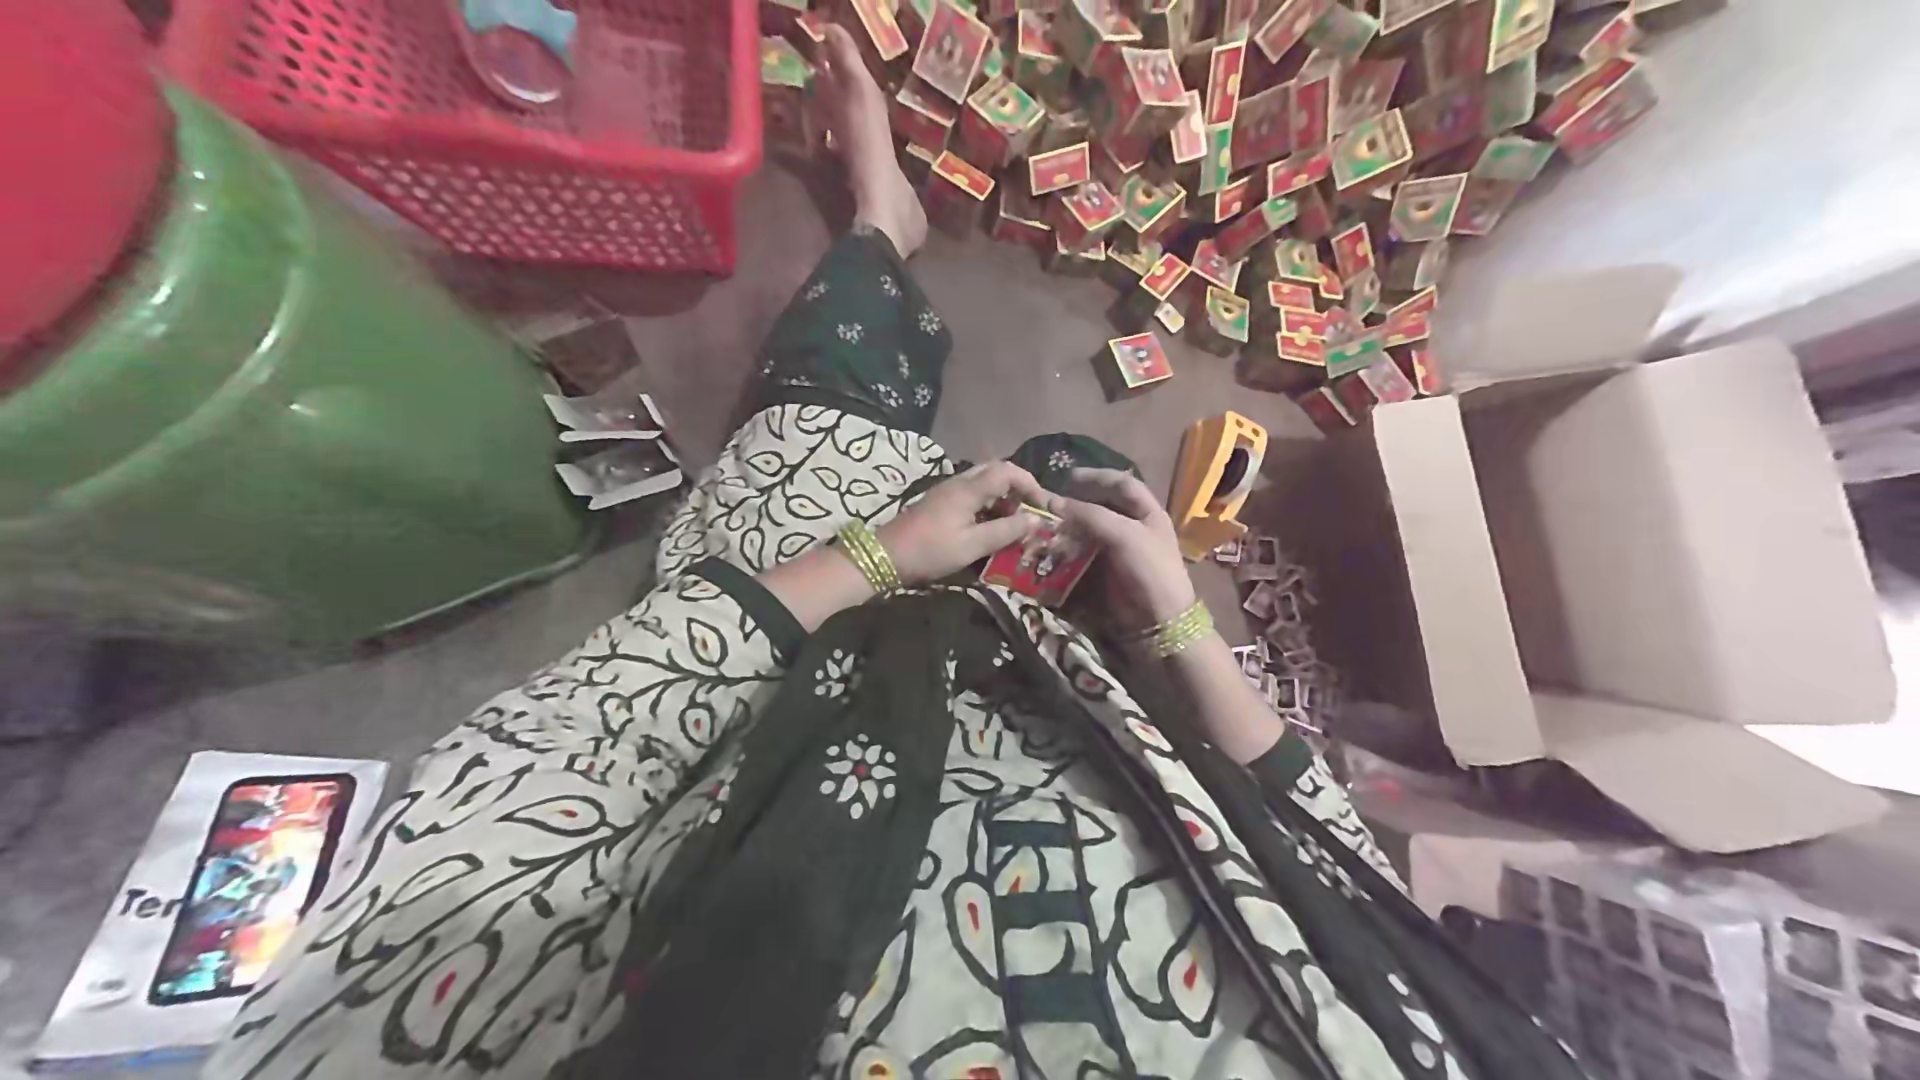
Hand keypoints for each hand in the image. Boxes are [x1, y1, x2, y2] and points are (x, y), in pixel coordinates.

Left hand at [876, 461, 1052, 585]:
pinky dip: (989, 504)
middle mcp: (959, 482)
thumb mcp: (972, 546)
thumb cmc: (930, 551)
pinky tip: (992, 526)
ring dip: (1004, 497)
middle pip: (996, 471)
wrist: (886, 555)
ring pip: (984, 482)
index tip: (1042, 506)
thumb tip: (1036, 521)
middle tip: (1029, 512)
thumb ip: (1006, 531)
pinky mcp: (941, 501)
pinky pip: (973, 493)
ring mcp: (948, 490)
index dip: (1030, 484)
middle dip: (1018, 488)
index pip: (1008, 471)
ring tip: (1014, 522)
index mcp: (969, 489)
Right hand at [1042, 468, 1196, 631]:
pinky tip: (1054, 544)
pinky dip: (1068, 545)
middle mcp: (1133, 525)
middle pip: (1102, 504)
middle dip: (1078, 500)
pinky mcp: (1106, 568)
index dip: (1096, 476)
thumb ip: (1090, 515)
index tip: (1067, 477)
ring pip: (1090, 527)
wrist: (1158, 619)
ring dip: (1070, 523)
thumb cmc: (1149, 569)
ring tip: (1048, 523)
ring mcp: (1119, 548)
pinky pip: (1084, 549)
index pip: (1121, 483)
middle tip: (1052, 502)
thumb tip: (1053, 502)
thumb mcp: (1124, 534)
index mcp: (1147, 512)